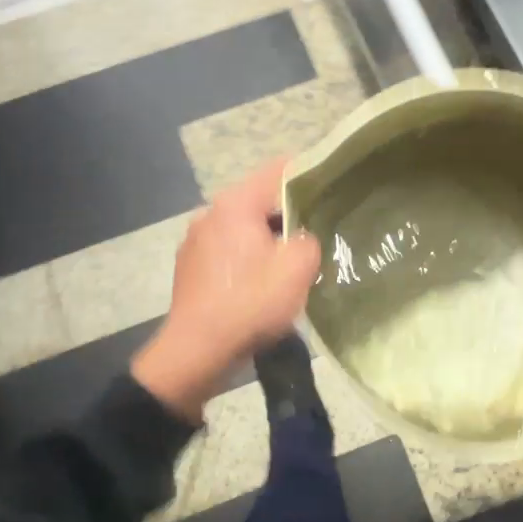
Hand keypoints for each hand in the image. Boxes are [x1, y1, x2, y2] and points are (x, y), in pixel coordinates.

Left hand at [131, 159, 320, 421]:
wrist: (196, 352)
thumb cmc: (250, 304)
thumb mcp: (298, 269)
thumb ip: (309, 239)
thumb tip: (301, 238)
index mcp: (236, 203)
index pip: (279, 169)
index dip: (310, 176)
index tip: (333, 190)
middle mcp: (210, 212)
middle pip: (260, 201)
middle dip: (289, 214)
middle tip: (318, 233)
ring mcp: (195, 240)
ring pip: (243, 228)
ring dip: (267, 240)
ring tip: (291, 263)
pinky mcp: (189, 267)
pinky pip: (227, 252)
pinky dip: (246, 260)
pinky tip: (260, 284)